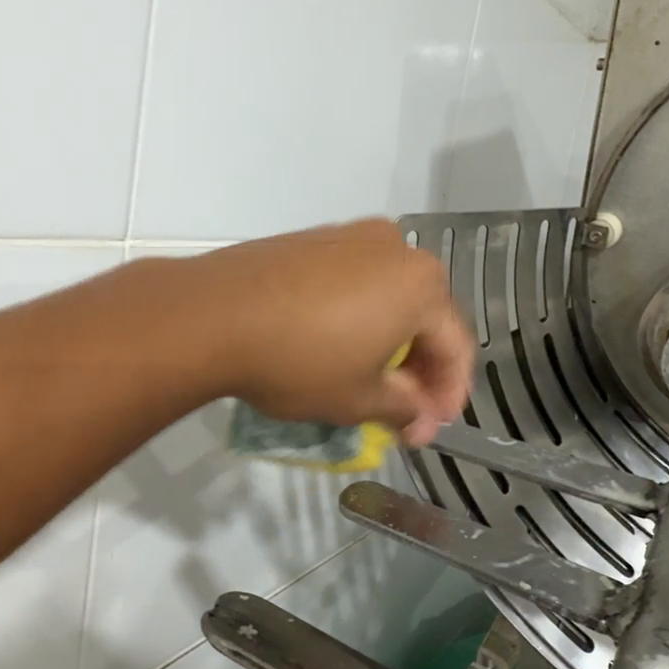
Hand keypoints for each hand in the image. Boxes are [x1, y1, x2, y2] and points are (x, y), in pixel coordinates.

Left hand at [180, 219, 473, 444]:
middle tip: (403, 412)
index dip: (448, 396)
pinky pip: (351, 282)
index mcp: (421, 283)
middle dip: (418, 367)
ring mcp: (349, 237)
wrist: (212, 314)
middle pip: (424, 315)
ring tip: (368, 382)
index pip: (456, 346)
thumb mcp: (358, 399)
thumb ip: (404, 408)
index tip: (427, 431)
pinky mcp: (311, 239)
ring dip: (387, 340)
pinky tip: (335, 346)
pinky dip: (355, 316)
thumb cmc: (299, 360)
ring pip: (387, 296)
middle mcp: (394, 247)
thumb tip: (420, 416)